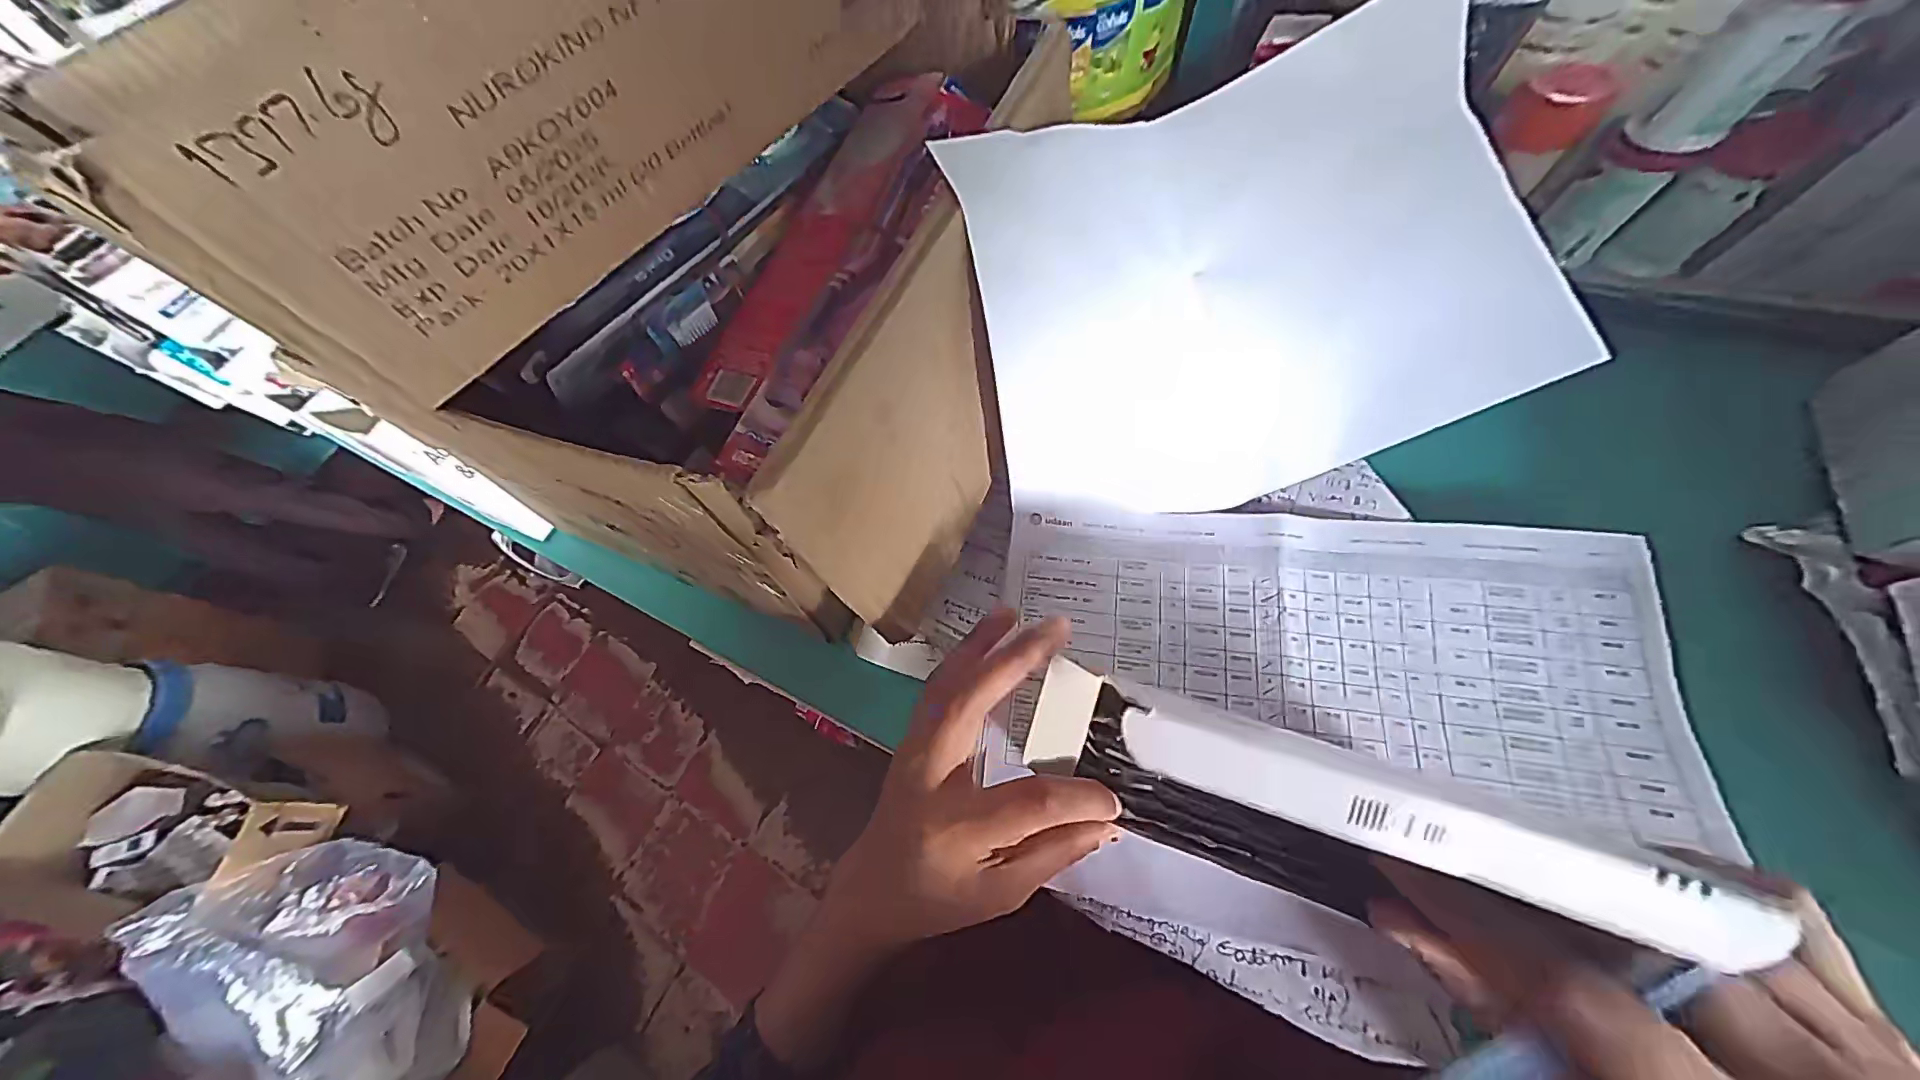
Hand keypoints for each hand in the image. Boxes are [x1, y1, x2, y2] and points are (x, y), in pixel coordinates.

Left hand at [819, 609, 1122, 952]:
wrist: (871, 887)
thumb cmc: (935, 899)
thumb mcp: (999, 894)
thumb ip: (1053, 854)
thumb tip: (1106, 819)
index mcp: (955, 826)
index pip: (1030, 801)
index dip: (1078, 799)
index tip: (1112, 801)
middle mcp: (928, 775)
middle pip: (969, 703)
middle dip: (1015, 660)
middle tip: (1056, 628)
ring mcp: (913, 749)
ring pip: (945, 684)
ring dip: (980, 644)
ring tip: (1014, 613)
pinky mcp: (911, 738)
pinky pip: (938, 689)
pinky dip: (963, 659)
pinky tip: (986, 639)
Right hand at [1369, 860, 1919, 1079]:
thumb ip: (1506, 1025)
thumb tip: (1414, 929)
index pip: (1573, 989)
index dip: (1473, 919)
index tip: (1408, 867)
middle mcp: (1810, 1079)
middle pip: (1636, 932)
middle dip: (1519, 884)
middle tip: (1449, 860)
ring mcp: (1874, 1057)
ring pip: (1709, 909)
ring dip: (1604, 880)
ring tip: (1533, 875)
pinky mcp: (1888, 1032)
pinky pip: (1788, 919)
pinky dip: (1701, 884)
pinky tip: (1641, 888)